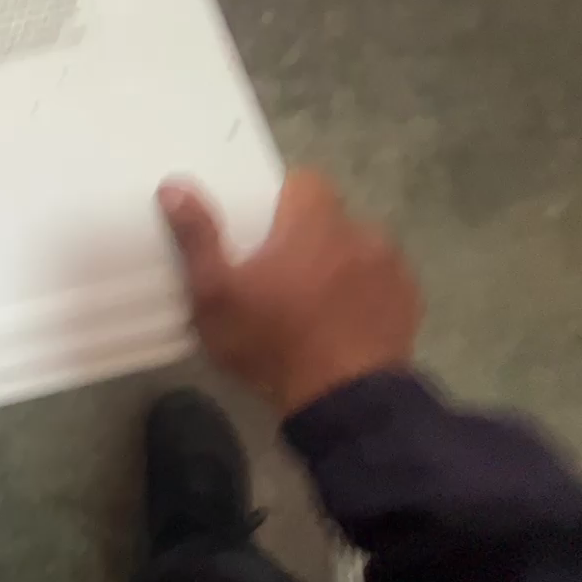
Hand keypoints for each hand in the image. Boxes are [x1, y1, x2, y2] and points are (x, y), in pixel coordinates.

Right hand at [157, 170, 421, 413]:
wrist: (341, 400)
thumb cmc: (268, 339)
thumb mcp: (214, 292)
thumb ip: (197, 236)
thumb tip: (174, 184)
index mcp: (313, 225)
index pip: (304, 181)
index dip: (277, 197)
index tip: (254, 224)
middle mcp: (361, 235)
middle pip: (328, 216)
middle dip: (301, 233)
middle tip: (268, 268)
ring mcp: (392, 269)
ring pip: (355, 248)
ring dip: (332, 260)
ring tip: (303, 297)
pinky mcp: (408, 302)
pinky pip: (377, 279)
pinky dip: (356, 289)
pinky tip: (333, 318)